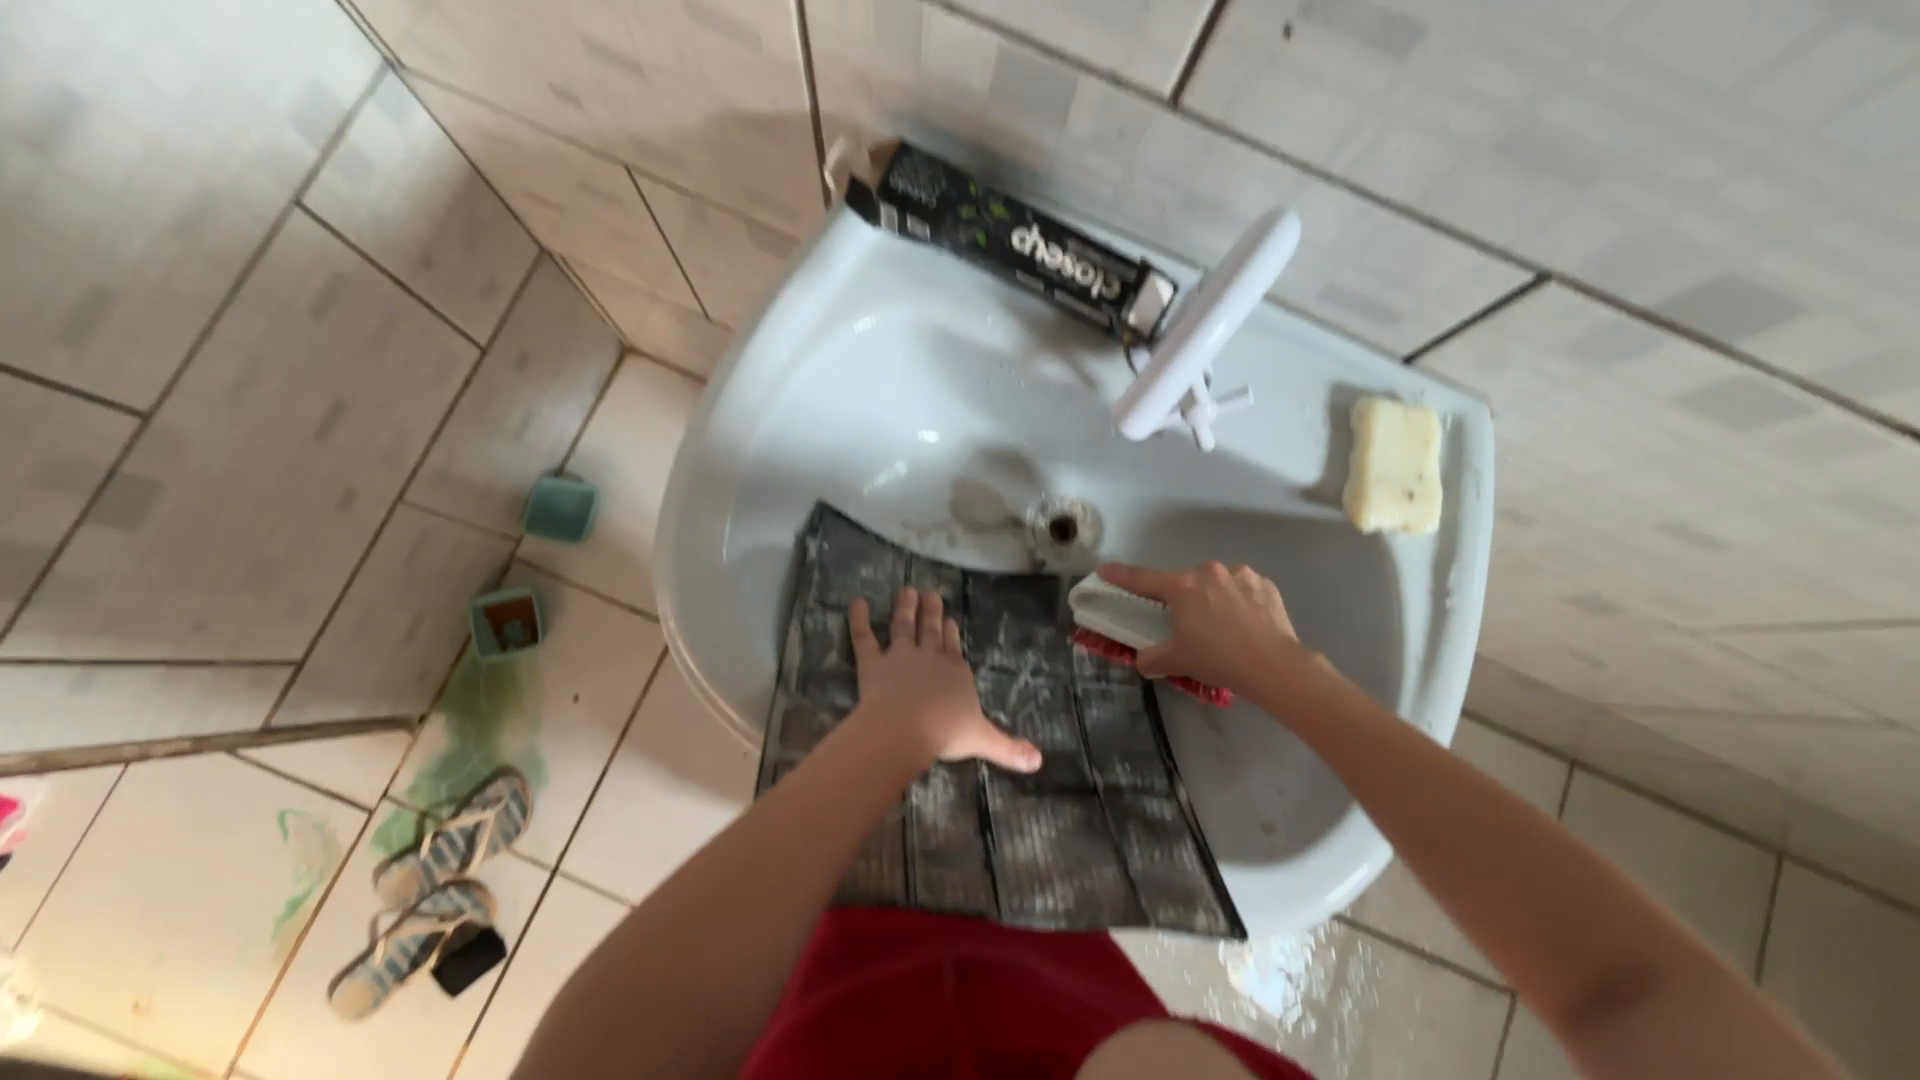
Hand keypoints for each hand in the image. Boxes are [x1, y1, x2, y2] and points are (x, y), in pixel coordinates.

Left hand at [848, 588, 1041, 773]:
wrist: (908, 726)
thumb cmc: (947, 732)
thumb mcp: (983, 740)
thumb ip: (1008, 748)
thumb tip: (1038, 763)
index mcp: (956, 672)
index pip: (954, 649)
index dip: (952, 634)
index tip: (950, 619)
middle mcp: (930, 658)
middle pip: (931, 631)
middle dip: (931, 613)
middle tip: (930, 594)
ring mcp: (900, 657)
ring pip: (903, 627)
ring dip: (904, 609)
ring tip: (906, 591)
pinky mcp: (873, 663)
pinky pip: (864, 637)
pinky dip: (859, 619)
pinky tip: (857, 602)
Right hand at [1095, 561, 1316, 692]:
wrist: (1274, 665)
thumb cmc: (1218, 659)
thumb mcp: (1176, 661)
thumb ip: (1151, 658)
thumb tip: (1143, 659)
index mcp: (1182, 586)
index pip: (1142, 579)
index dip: (1120, 576)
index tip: (1105, 569)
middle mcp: (1209, 572)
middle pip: (1184, 582)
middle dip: (1181, 599)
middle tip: (1186, 625)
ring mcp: (1240, 575)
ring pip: (1215, 584)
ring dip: (1212, 599)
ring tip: (1221, 628)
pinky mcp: (1265, 584)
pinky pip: (1242, 590)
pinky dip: (1238, 602)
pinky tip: (1244, 624)